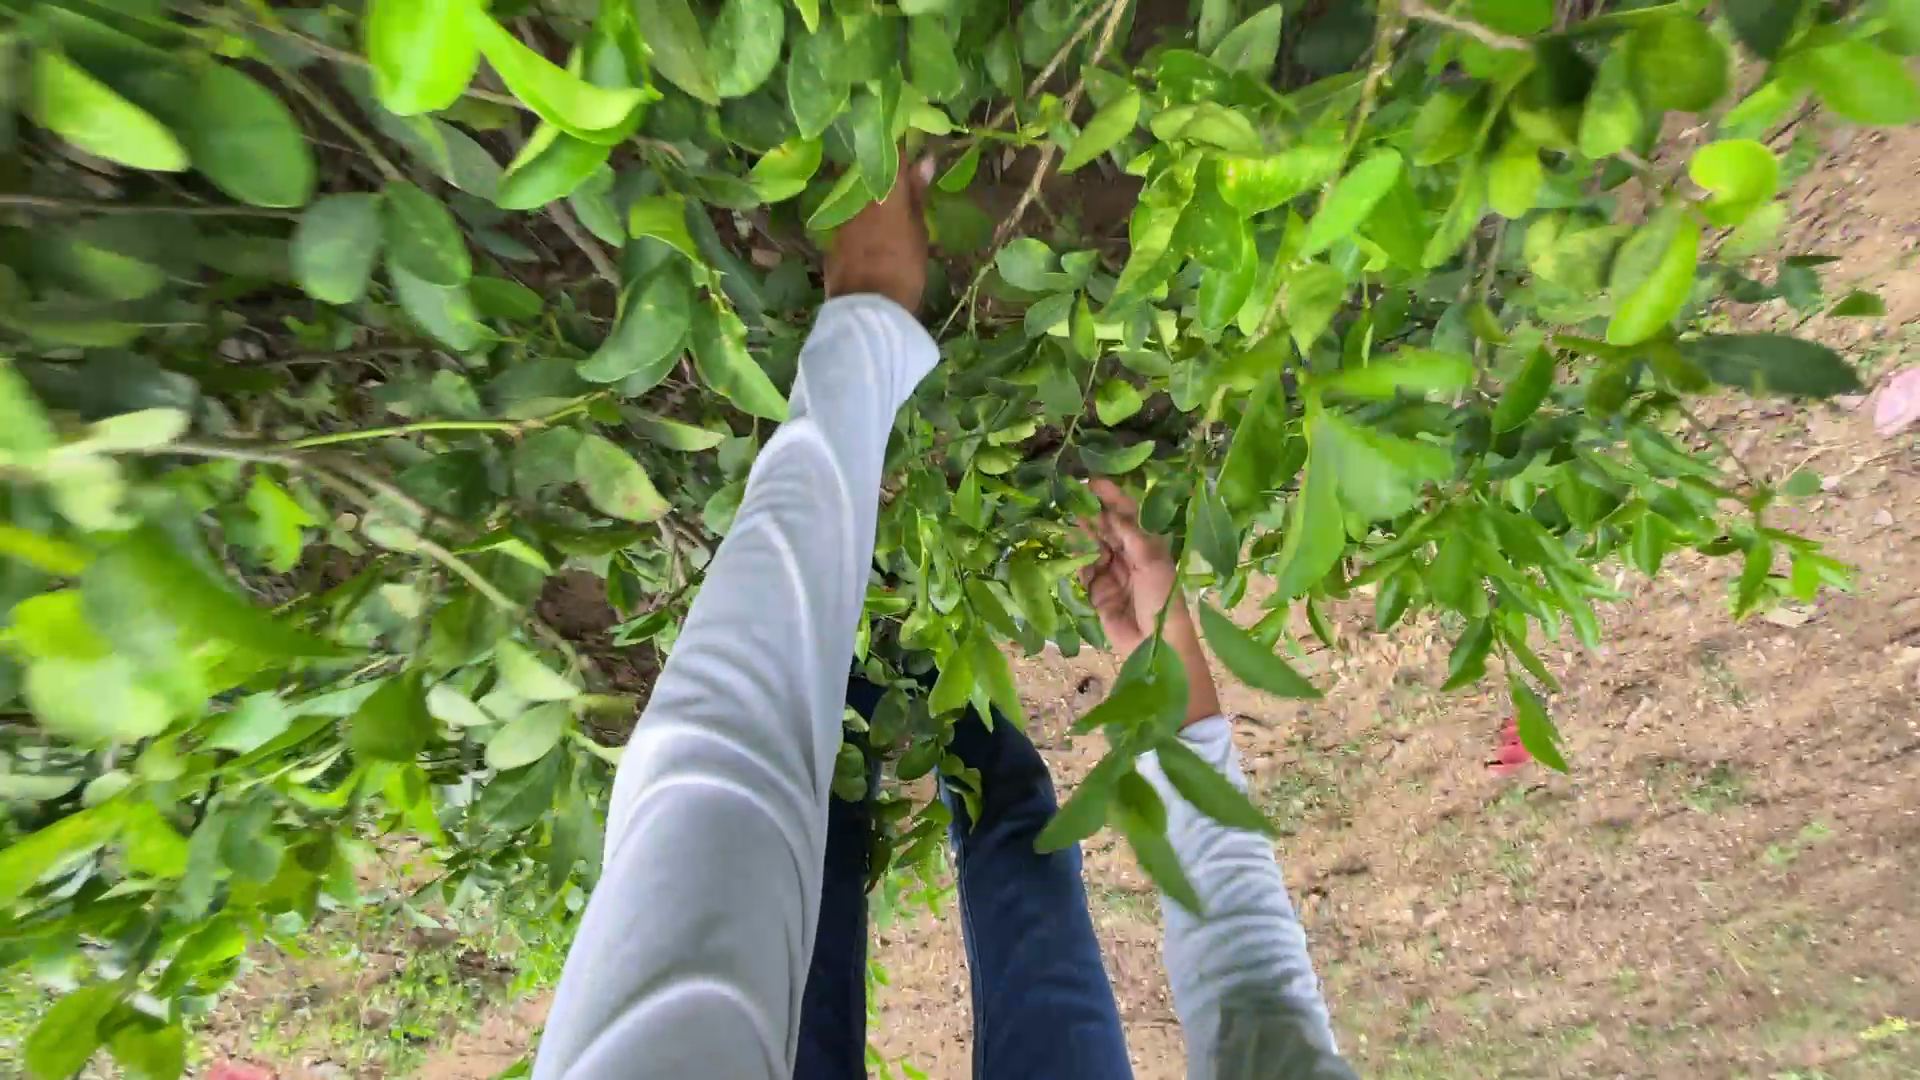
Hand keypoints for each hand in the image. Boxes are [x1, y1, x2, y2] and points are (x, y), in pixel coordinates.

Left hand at [824, 156, 933, 313]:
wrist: (868, 310)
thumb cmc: (904, 270)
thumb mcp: (918, 233)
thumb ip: (917, 195)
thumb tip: (925, 160)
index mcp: (884, 189)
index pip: (894, 151)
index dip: (902, 141)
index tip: (912, 137)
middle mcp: (857, 196)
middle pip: (870, 172)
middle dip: (883, 169)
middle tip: (900, 173)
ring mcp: (841, 218)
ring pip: (856, 196)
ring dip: (870, 197)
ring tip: (886, 206)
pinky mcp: (831, 240)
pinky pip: (848, 220)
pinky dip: (860, 221)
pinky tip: (870, 234)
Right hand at [1080, 479, 1222, 725]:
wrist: (1156, 644)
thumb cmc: (1162, 598)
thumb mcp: (1150, 561)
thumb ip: (1128, 534)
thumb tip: (1109, 509)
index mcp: (1146, 545)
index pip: (1126, 514)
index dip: (1110, 497)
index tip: (1091, 482)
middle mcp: (1128, 555)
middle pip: (1105, 529)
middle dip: (1090, 514)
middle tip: (1070, 498)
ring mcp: (1111, 573)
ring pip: (1091, 547)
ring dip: (1080, 535)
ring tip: (1067, 521)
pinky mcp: (1097, 592)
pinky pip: (1082, 571)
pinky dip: (1075, 560)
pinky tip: (1067, 547)